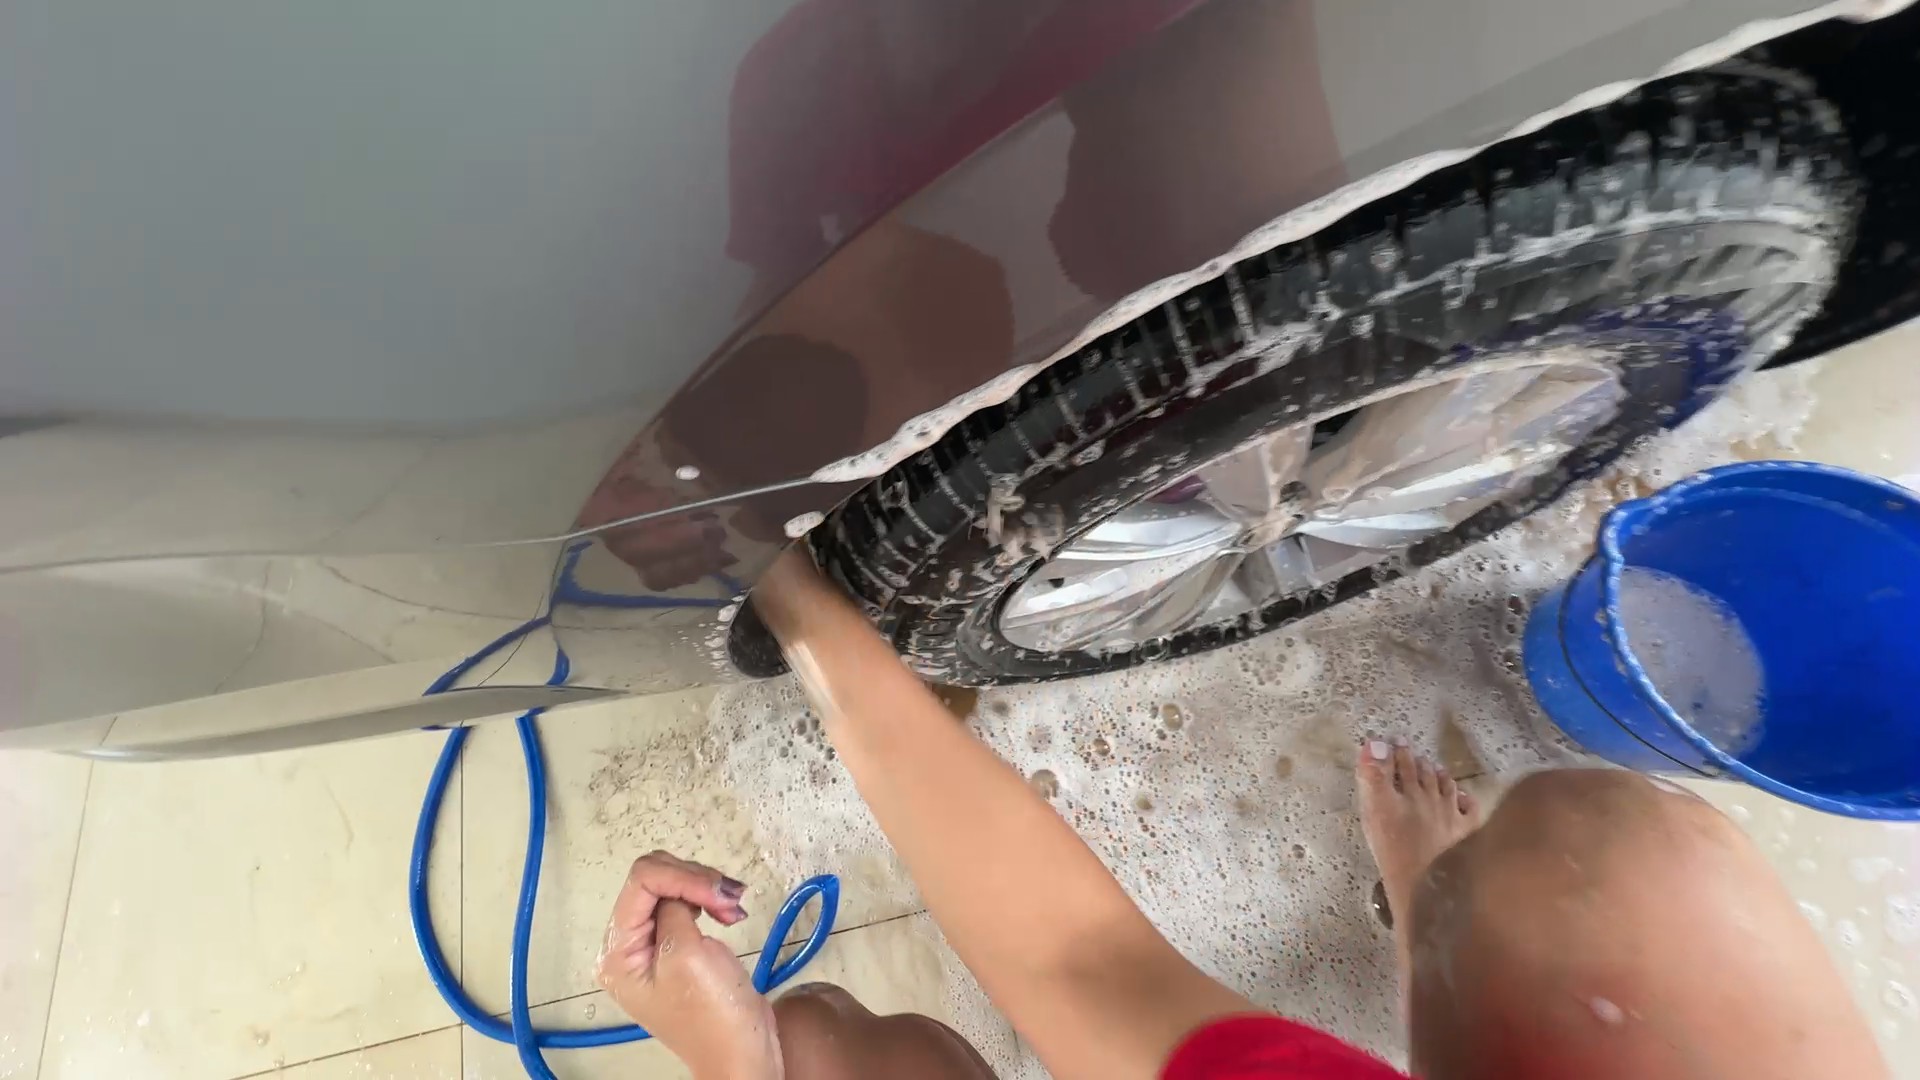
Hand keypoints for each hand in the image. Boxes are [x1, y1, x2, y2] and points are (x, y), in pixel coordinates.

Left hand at [596, 852, 780, 1079]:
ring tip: (733, 908)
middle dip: (694, 879)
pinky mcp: (677, 938)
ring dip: (708, 887)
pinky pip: (688, 898)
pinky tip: (730, 912)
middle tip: (728, 899)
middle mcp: (628, 942)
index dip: (682, 876)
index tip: (718, 892)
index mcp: (618, 951)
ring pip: (674, 881)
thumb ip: (672, 910)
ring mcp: (652, 941)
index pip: (642, 881)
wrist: (741, 1047)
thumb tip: (677, 887)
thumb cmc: (710, 1009)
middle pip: (655, 876)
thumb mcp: (684, 954)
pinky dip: (711, 897)